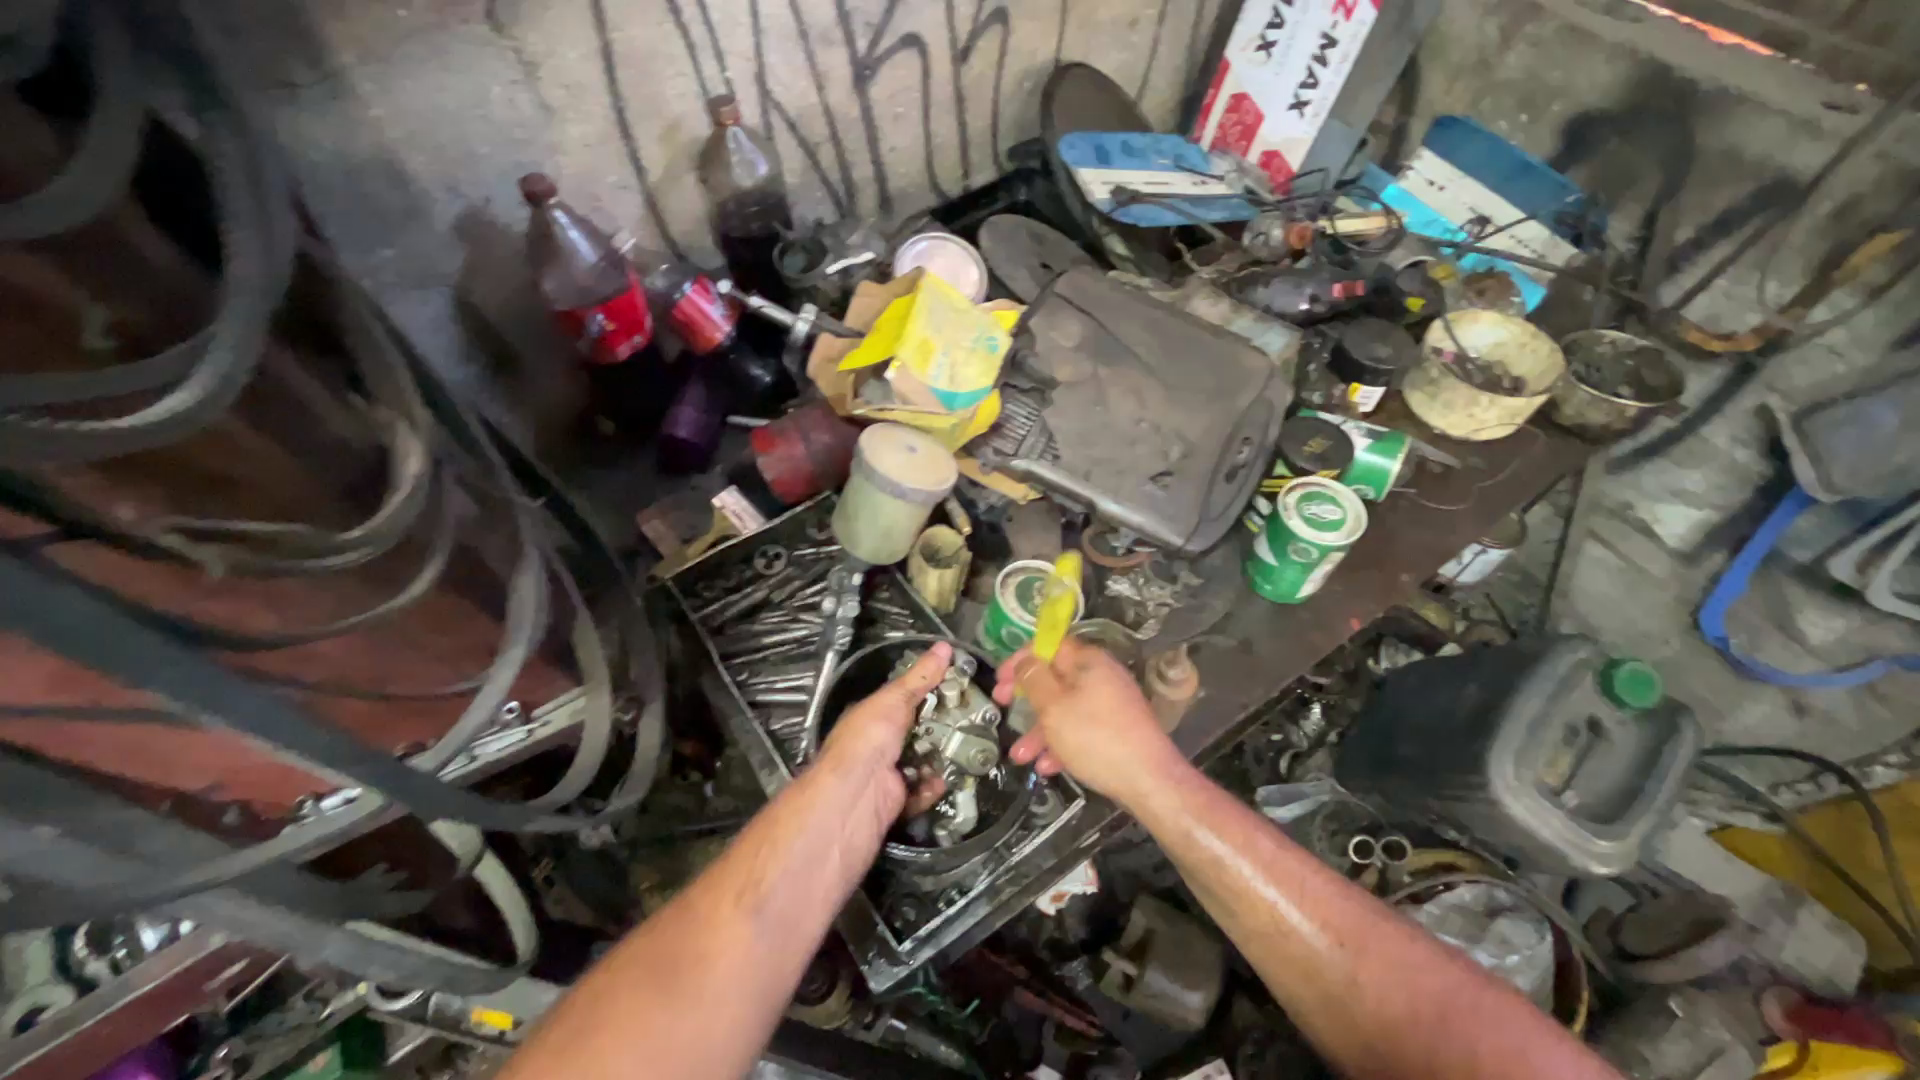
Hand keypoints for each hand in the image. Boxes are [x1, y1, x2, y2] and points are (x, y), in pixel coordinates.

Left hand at [816, 641, 951, 825]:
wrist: (856, 793)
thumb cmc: (870, 737)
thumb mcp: (894, 699)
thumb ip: (920, 677)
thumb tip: (945, 646)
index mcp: (873, 715)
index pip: (905, 699)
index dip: (930, 693)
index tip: (958, 688)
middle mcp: (879, 742)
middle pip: (917, 731)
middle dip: (941, 728)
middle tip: (971, 720)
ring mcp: (887, 771)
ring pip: (922, 761)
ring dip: (940, 758)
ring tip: (965, 748)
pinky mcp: (897, 797)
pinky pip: (921, 790)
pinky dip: (932, 786)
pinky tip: (942, 779)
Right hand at [993, 637, 1186, 806]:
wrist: (1149, 780)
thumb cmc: (1095, 738)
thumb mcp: (1054, 707)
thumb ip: (1034, 680)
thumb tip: (1026, 661)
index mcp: (1089, 662)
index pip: (1051, 644)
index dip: (1022, 657)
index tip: (1000, 677)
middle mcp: (1102, 677)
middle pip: (1056, 679)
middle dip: (1026, 697)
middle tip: (1001, 707)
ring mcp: (1111, 705)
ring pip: (1065, 710)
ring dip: (1039, 731)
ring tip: (1020, 756)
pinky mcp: (1116, 731)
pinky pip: (1081, 730)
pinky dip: (1062, 745)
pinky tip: (1047, 767)